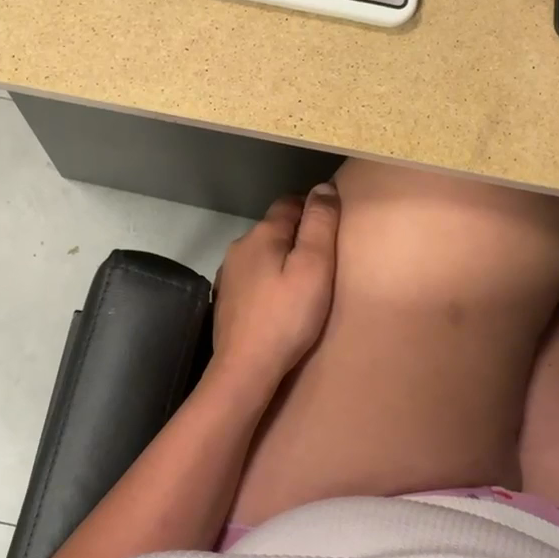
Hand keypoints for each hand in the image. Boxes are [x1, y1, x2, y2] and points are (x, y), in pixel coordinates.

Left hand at [211, 185, 339, 386]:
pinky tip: (280, 301)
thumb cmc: (286, 317)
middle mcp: (240, 247)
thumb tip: (323, 187)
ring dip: (281, 260)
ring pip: (262, 254)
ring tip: (305, 281)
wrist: (244, 369)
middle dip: (297, 235)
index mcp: (262, 234)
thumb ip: (319, 225)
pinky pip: (253, 278)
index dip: (311, 208)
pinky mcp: (227, 300)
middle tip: (325, 257)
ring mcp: (229, 274)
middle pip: (274, 228)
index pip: (289, 203)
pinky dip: (268, 281)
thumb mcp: (314, 267)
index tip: (332, 226)